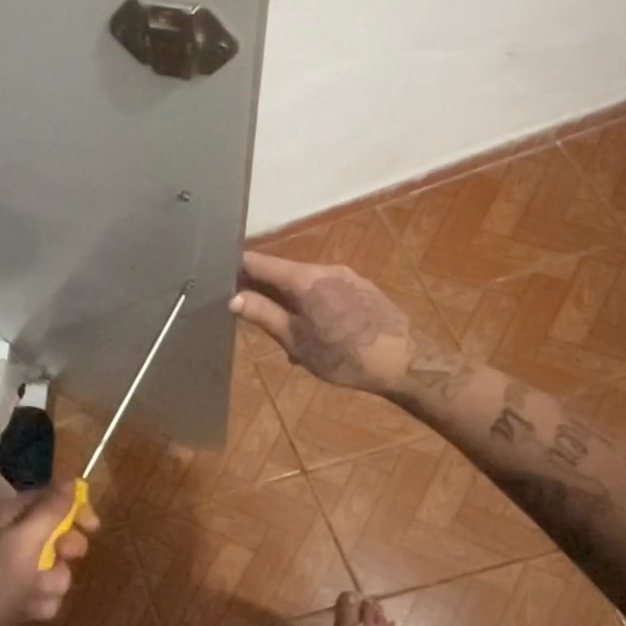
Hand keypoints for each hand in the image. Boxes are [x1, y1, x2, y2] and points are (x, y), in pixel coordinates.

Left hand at [0, 482, 98, 625]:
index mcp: (6, 516)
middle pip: (55, 532)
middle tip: (65, 556)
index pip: (46, 498)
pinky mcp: (20, 598)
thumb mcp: (23, 542)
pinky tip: (28, 612)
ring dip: (51, 582)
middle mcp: (10, 538)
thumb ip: (50, 512)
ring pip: (56, 567)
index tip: (94, 525)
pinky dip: (42, 602)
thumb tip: (70, 480)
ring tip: (33, 593)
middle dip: (64, 549)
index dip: (72, 507)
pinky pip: (47, 592)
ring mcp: (15, 570)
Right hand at [231, 252, 415, 393]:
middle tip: (242, 309)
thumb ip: (263, 315)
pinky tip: (311, 331)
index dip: (235, 268)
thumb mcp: (296, 341)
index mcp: (304, 278)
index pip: (258, 261)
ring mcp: (346, 276)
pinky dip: (309, 303)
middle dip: (260, 288)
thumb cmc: (345, 355)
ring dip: (286, 299)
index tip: (216, 278)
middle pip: (281, 271)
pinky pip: (324, 290)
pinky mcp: (362, 288)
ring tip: (279, 328)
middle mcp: (324, 269)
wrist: (409, 363)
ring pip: (303, 283)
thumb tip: (233, 297)